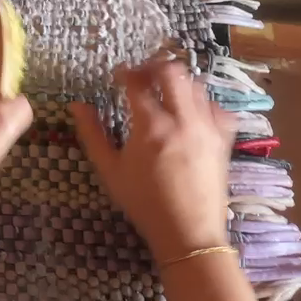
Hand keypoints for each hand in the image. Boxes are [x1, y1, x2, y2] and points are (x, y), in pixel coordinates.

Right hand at [72, 58, 238, 264]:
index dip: (125, 73)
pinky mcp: (223, 140)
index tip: (117, 77)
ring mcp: (206, 128)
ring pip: (195, 85)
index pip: (138, 81)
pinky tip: (190, 112)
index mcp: (151, 125)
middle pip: (172, 71)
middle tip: (142, 76)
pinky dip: (203, 102)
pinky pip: (217, 108)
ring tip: (163, 92)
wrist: (189, 235)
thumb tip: (76, 105)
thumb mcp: (110, 170)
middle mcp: (182, 119)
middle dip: (153, 66)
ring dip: (177, 82)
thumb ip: (92, 133)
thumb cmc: (144, 203)